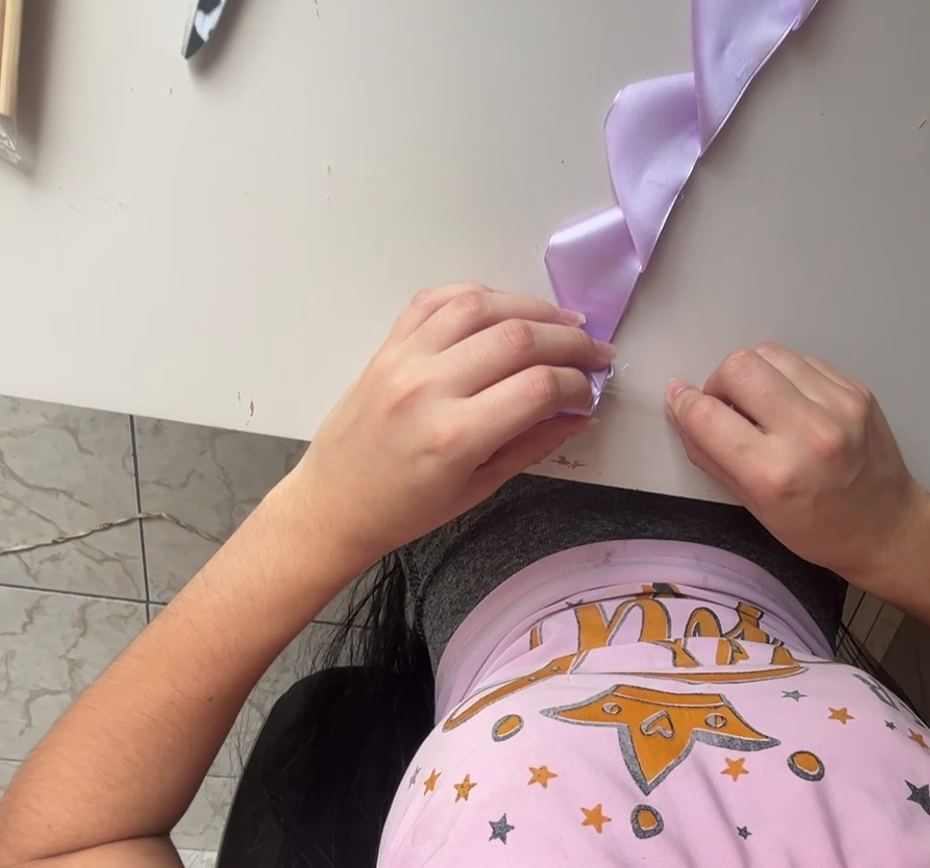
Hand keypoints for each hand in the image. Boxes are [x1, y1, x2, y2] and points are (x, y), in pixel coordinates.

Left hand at [280, 284, 610, 567]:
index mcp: (455, 437)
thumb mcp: (478, 488)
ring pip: (481, 306)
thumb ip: (531, 445)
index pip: (538, 387)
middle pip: (518, 338)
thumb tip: (578, 415)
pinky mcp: (387, 346)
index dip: (576, 384)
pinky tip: (506, 308)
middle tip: (595, 352)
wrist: (333, 503)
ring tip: (562, 322)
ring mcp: (404, 360)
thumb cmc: (406, 510)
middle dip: (569, 341)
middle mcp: (429, 388)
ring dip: (532, 308)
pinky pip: (437, 300)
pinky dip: (479, 295)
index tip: (589, 392)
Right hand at [665, 343, 929, 588]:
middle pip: (738, 367)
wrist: (887, 527)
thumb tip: (680, 406)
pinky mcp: (856, 389)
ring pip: (769, 352)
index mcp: (774, 474)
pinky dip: (783, 376)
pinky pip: (801, 360)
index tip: (680, 401)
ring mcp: (838, 405)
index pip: (708, 416)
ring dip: (751, 374)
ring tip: (759, 404)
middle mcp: (808, 433)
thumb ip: (710, 455)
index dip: (684, 403)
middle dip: (719, 383)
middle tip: (728, 409)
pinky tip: (790, 403)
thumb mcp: (753, 506)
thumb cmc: (814, 529)